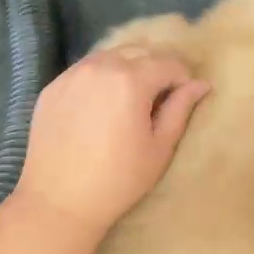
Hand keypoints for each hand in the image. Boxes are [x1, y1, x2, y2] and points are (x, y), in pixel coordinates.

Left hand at [13, 47, 210, 235]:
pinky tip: (100, 105)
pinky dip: (100, 78)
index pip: (168, 63)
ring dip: (127, 68)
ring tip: (130, 100)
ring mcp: (72, 74)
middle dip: (156, 68)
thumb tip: (200, 84)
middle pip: (138, 51)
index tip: (183, 99)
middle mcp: (100, 66)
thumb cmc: (118, 180)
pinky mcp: (52, 87)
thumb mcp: (159, 147)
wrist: (58, 201)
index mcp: (130, 79)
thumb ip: (180, 109)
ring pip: (109, 56)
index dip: (182, 79)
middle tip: (160, 98)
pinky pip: (84, 71)